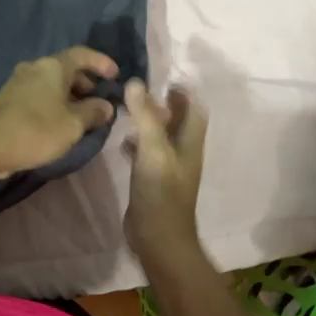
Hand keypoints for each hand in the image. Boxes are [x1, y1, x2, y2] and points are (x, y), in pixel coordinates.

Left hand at [0, 47, 119, 176]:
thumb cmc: (36, 130)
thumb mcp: (73, 124)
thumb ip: (94, 112)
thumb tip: (107, 106)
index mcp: (52, 66)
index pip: (82, 54)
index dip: (101, 62)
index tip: (115, 75)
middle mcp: (34, 67)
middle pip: (66, 69)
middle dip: (86, 83)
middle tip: (99, 102)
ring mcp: (18, 82)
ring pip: (52, 83)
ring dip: (70, 96)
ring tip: (82, 116)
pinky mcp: (8, 98)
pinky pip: (39, 94)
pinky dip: (54, 103)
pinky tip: (59, 123)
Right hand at [122, 80, 208, 257]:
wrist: (158, 238)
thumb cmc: (160, 193)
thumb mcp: (152, 150)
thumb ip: (145, 116)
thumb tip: (135, 82)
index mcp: (189, 142)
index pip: (194, 109)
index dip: (182, 91)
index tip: (161, 77)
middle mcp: (182, 152)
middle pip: (177, 121)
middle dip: (161, 104)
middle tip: (137, 90)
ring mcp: (168, 168)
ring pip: (161, 136)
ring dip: (148, 122)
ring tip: (126, 109)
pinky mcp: (153, 181)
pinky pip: (147, 154)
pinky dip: (137, 143)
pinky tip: (121, 140)